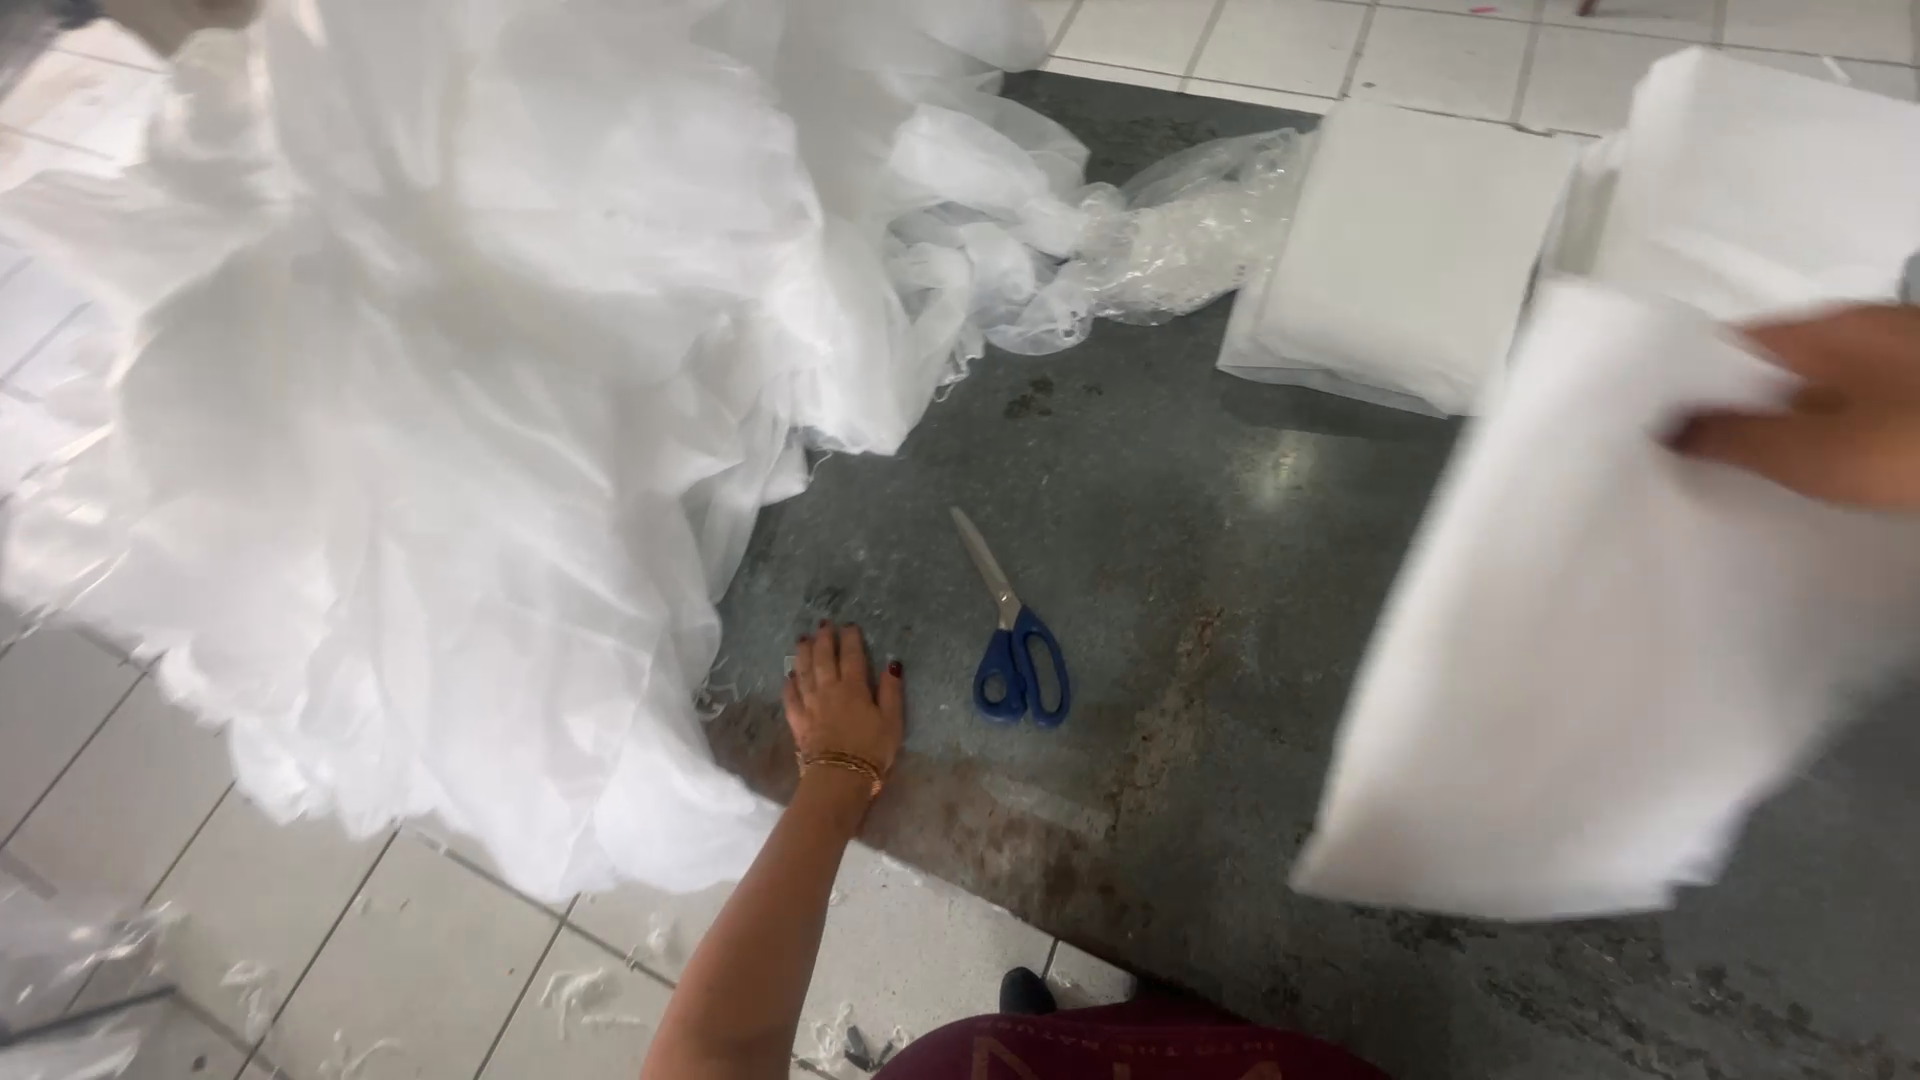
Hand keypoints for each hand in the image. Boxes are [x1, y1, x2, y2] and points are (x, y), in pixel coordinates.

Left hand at [784, 621, 904, 774]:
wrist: (839, 777)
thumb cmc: (871, 749)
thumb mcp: (892, 720)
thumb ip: (891, 691)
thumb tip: (892, 664)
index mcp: (853, 688)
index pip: (852, 656)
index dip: (850, 639)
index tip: (849, 625)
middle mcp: (829, 690)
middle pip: (823, 659)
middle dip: (823, 639)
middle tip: (822, 624)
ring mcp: (810, 705)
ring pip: (804, 672)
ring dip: (803, 654)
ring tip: (802, 640)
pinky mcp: (798, 721)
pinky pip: (790, 698)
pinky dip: (789, 684)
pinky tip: (788, 676)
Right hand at [1671, 305, 1919, 508]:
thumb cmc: (1919, 446)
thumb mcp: (1808, 452)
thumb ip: (1726, 436)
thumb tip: (1666, 425)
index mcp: (1828, 329)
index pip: (1722, 345)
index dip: (1674, 380)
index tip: (1637, 418)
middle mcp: (1868, 328)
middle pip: (1766, 367)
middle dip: (1721, 405)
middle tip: (1672, 449)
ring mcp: (1908, 355)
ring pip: (1810, 387)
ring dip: (1772, 420)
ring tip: (1732, 462)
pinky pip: (1851, 404)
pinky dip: (1820, 428)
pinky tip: (1807, 462)